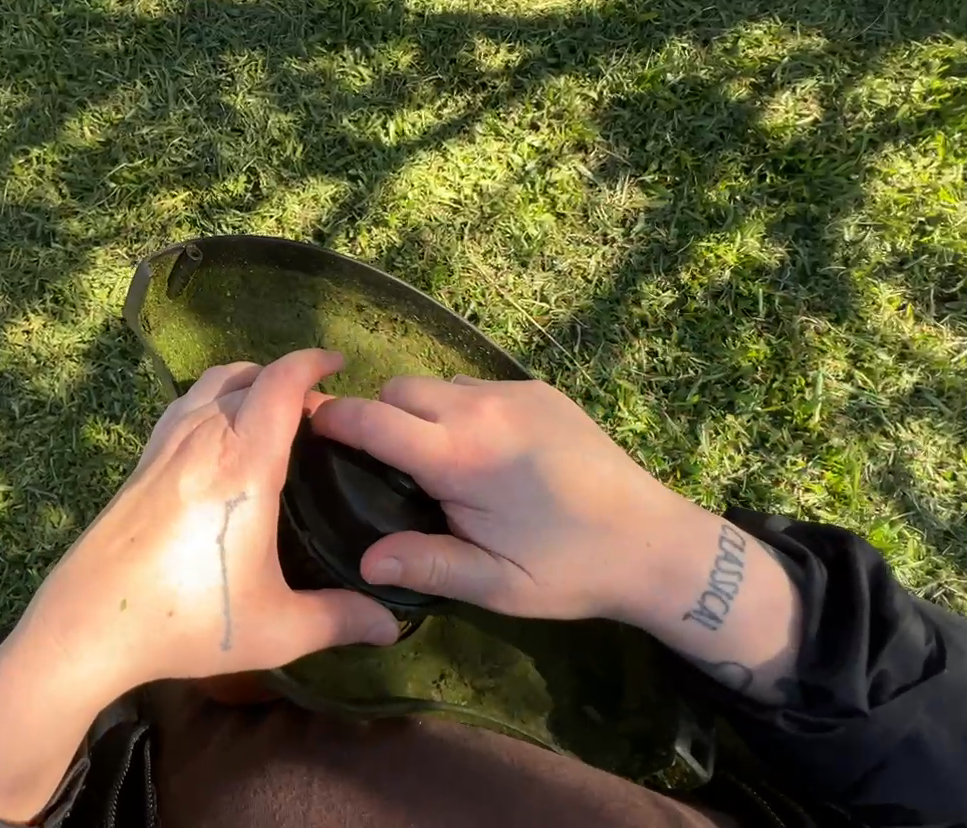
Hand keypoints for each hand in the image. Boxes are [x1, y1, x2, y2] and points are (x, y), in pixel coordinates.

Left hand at [18, 348, 400, 696]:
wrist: (92, 619)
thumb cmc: (188, 618)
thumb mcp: (276, 628)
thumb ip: (339, 618)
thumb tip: (391, 624)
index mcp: (245, 460)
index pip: (281, 382)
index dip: (313, 362)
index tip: (339, 364)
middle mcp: (205, 434)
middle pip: (250, 375)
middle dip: (288, 378)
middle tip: (316, 412)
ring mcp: (168, 441)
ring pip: (213, 381)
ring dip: (249, 379)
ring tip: (272, 408)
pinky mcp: (144, 456)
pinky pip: (187, 402)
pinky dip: (215, 395)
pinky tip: (220, 431)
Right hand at [309, 376, 712, 623]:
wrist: (660, 543)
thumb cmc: (571, 569)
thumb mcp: (497, 585)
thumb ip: (427, 566)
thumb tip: (363, 561)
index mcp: (461, 457)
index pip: (373, 419)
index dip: (332, 417)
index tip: (306, 423)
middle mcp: (481, 408)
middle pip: (398, 389)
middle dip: (379, 414)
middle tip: (388, 462)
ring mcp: (513, 391)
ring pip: (436, 382)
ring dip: (420, 410)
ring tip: (439, 456)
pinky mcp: (538, 388)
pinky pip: (474, 383)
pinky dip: (459, 406)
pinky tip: (484, 447)